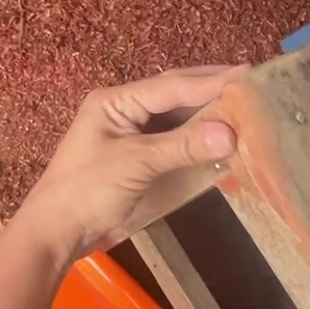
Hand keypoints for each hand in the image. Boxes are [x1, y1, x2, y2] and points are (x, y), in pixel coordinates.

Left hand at [8, 66, 245, 264]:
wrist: (55, 232)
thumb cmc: (87, 191)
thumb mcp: (136, 164)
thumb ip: (182, 146)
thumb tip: (231, 133)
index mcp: (115, 102)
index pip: (171, 85)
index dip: (211, 82)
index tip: (250, 76)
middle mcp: (122, 111)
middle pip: (174, 95)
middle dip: (211, 92)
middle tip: (254, 88)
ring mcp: (128, 135)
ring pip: (175, 118)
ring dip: (206, 116)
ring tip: (245, 110)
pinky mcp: (134, 159)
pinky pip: (171, 141)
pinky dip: (195, 140)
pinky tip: (219, 140)